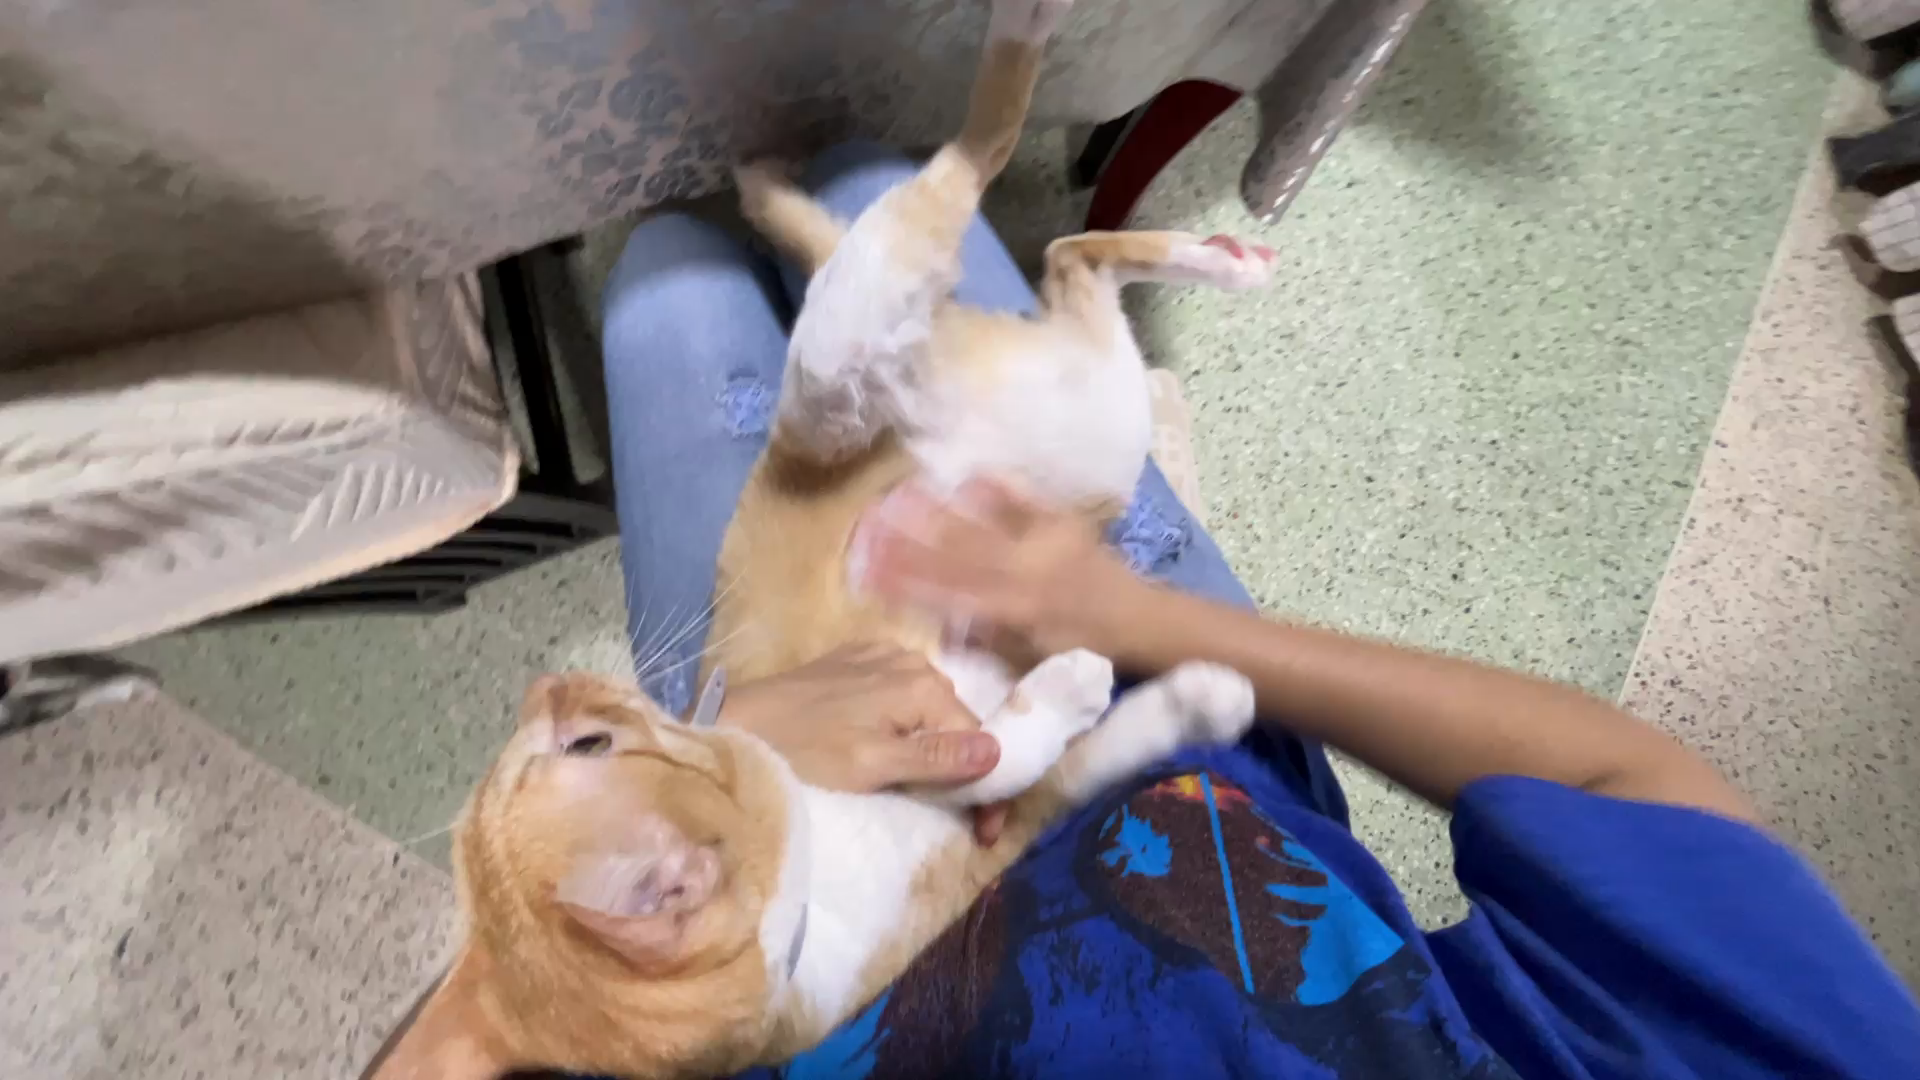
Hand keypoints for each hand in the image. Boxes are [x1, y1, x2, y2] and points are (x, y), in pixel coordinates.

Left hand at [718, 643, 999, 793]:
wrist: (735, 721)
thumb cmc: (802, 751)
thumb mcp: (870, 766)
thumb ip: (935, 758)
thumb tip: (998, 750)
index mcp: (922, 684)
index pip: (978, 738)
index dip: (987, 789)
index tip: (983, 835)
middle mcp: (912, 660)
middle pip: (955, 721)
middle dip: (960, 767)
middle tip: (949, 814)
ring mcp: (883, 654)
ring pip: (929, 708)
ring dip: (931, 745)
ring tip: (917, 783)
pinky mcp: (858, 658)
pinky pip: (901, 693)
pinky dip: (905, 723)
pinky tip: (888, 744)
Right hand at [861, 477, 1139, 662]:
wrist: (1142, 617)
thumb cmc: (1085, 645)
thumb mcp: (1033, 654)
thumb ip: (987, 637)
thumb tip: (942, 622)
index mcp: (1014, 609)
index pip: (947, 593)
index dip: (905, 581)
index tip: (870, 570)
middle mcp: (1024, 572)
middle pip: (954, 553)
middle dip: (909, 539)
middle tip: (872, 522)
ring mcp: (1043, 541)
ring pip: (979, 525)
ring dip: (938, 509)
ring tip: (901, 493)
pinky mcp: (1061, 521)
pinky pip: (1023, 500)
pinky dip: (994, 487)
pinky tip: (965, 476)